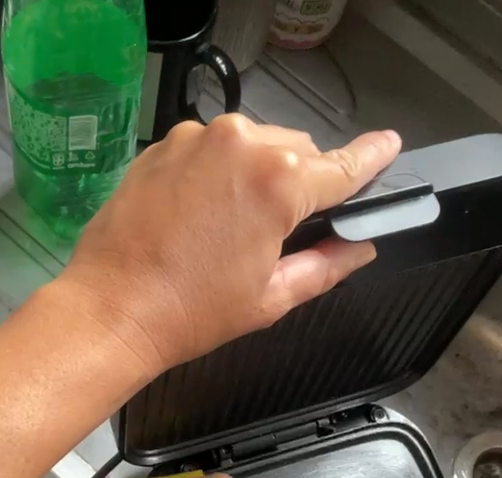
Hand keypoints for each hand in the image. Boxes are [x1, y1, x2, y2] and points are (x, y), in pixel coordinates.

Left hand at [57, 117, 400, 376]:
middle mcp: (241, 144)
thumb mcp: (270, 298)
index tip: (389, 145)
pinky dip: (215, 174)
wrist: (112, 310)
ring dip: (255, 177)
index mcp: (278, 182)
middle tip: (275, 235)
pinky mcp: (162, 146)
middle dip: (297, 186)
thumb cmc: (190, 313)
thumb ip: (326, 266)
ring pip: (252, 146)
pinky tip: (198, 218)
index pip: (342, 167)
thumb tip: (360, 247)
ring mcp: (196, 140)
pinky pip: (209, 150)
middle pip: (296, 153)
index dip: (370, 160)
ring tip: (228, 231)